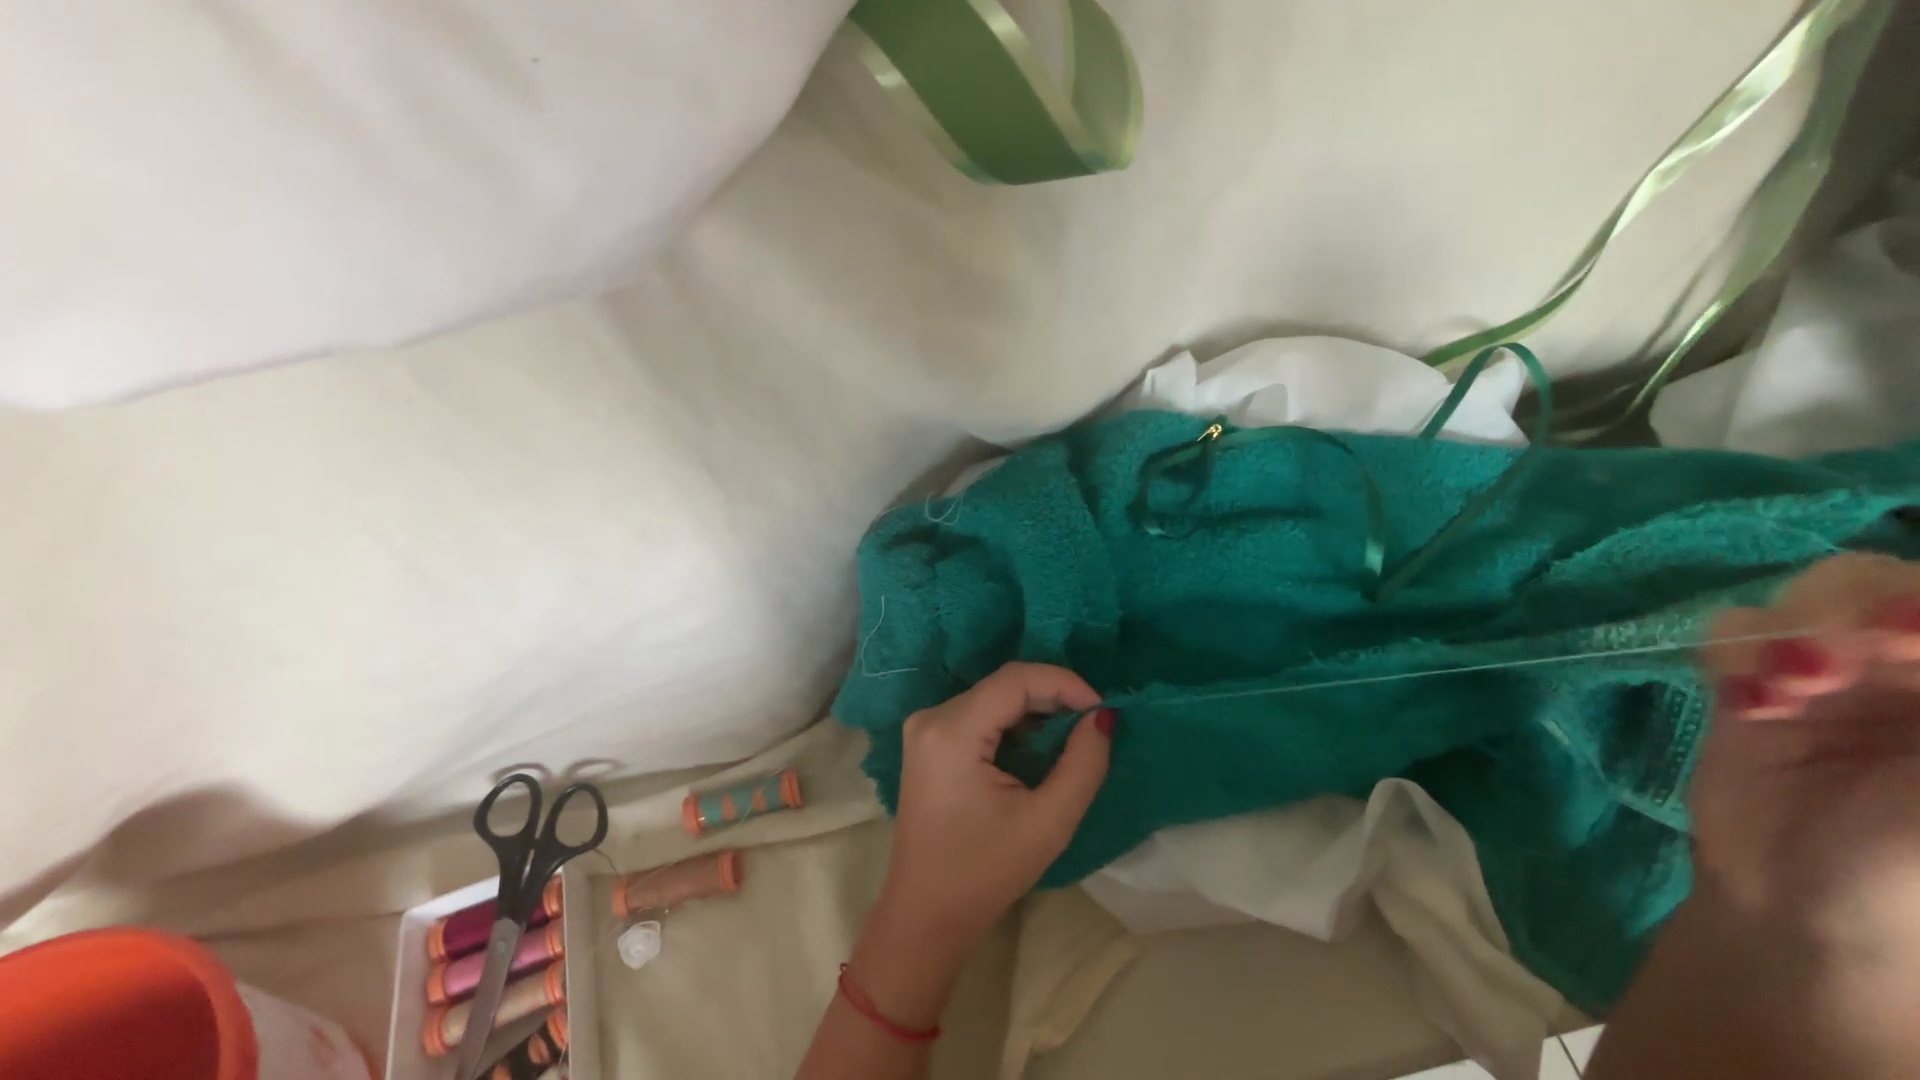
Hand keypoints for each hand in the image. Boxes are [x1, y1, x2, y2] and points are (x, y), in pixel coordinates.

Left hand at [879, 662, 1114, 949]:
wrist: (925, 914)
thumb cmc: (985, 873)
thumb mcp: (1048, 822)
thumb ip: (1083, 763)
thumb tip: (1103, 716)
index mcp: (951, 731)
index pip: (1016, 679)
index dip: (1065, 683)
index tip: (1103, 710)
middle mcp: (931, 718)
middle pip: (1003, 685)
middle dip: (1053, 696)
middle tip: (1093, 724)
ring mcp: (925, 730)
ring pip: (993, 698)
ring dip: (1036, 709)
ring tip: (1075, 735)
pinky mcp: (929, 744)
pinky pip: (979, 715)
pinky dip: (1014, 723)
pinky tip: (1041, 746)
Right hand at [1585, 555, 1919, 1079]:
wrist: (1801, 911)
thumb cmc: (1906, 863)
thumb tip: (1909, 628)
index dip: (1919, 602)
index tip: (1907, 632)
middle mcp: (1903, 667)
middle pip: (1878, 586)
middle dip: (1857, 607)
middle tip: (1846, 651)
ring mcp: (1821, 672)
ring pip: (1805, 596)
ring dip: (1794, 626)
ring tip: (1792, 681)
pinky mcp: (1744, 685)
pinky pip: (1730, 633)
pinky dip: (1734, 652)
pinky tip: (1751, 702)